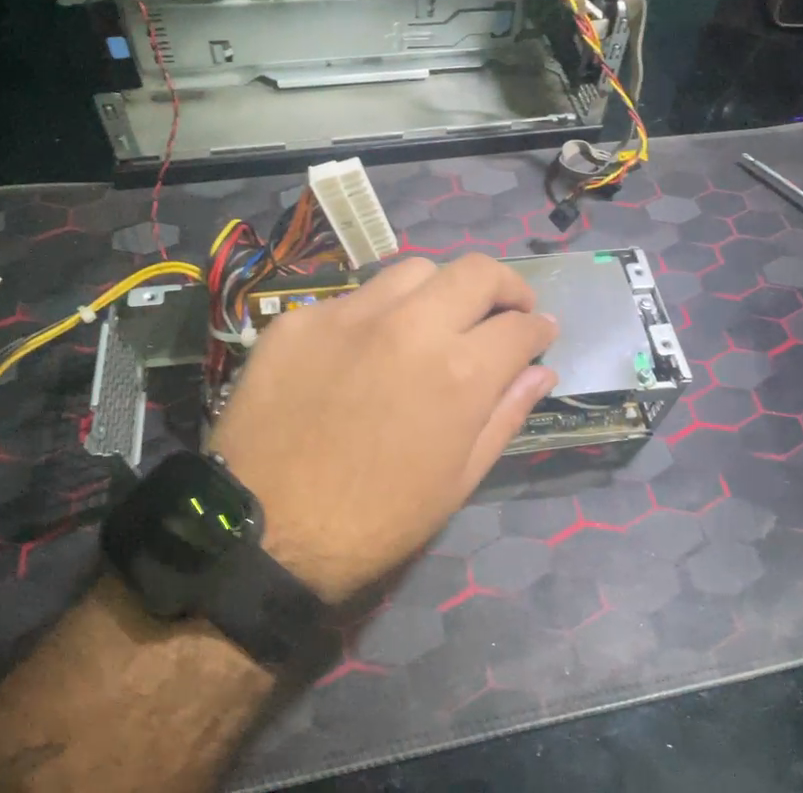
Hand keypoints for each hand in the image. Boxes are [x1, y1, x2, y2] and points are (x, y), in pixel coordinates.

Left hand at [208, 255, 559, 602]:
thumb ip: (505, 416)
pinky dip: (377, 314)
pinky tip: (367, 348)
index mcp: (459, 372)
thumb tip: (540, 372)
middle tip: (505, 309)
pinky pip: (354, 298)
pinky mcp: (300, 319)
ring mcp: (350, 314)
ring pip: (413, 270)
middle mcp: (410, 325)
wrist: (262, 531)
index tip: (541, 333)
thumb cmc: (374, 522)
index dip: (540, 328)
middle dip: (505, 286)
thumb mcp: (457, 481)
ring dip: (440, 290)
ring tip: (436, 320)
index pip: (520, 325)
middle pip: (476, 272)